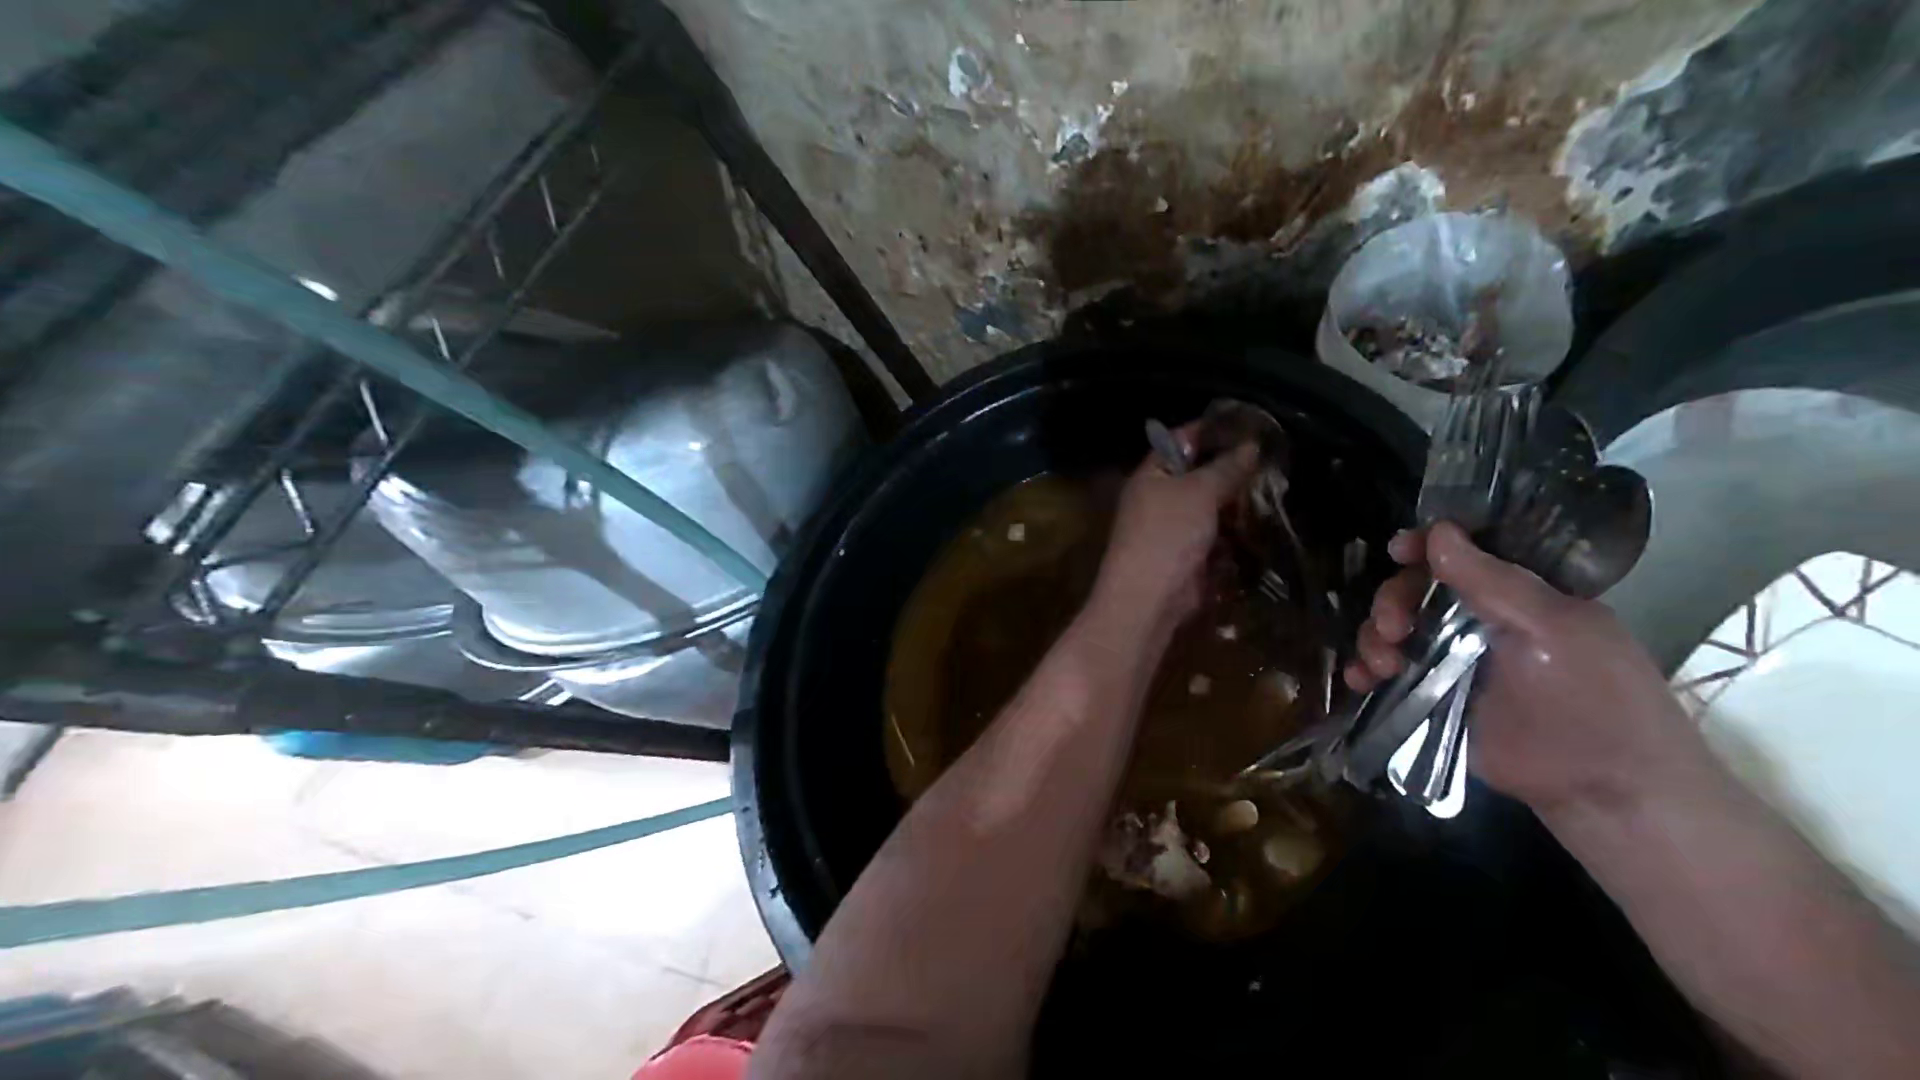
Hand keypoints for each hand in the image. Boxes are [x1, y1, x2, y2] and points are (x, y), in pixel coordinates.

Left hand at [1087, 425, 1258, 639]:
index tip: (1248, 423)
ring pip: (1211, 508)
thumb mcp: (1199, 492)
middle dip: (1232, 470)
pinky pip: (1217, 537)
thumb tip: (1251, 445)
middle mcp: (1158, 499)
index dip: (1211, 430)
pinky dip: (1236, 533)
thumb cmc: (1167, 535)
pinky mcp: (1189, 558)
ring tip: (1277, 489)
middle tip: (1273, 459)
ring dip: (1238, 503)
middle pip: (1198, 476)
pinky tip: (1263, 524)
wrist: (1149, 599)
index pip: (1179, 440)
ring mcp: (1173, 530)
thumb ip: (1226, 468)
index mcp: (1150, 476)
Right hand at [1346, 522, 1711, 813]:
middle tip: (1393, 628)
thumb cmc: (1594, 698)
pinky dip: (1364, 671)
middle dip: (1391, 602)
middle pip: (1413, 592)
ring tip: (1382, 665)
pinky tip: (1360, 681)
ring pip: (1391, 631)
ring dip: (1373, 638)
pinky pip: (1385, 674)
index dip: (1426, 547)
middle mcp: (1478, 623)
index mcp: (1516, 598)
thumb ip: (1492, 580)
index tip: (1398, 552)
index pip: (1461, 556)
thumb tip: (1439, 530)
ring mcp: (1451, 662)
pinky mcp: (1431, 698)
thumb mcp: (1551, 629)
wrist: (1601, 789)